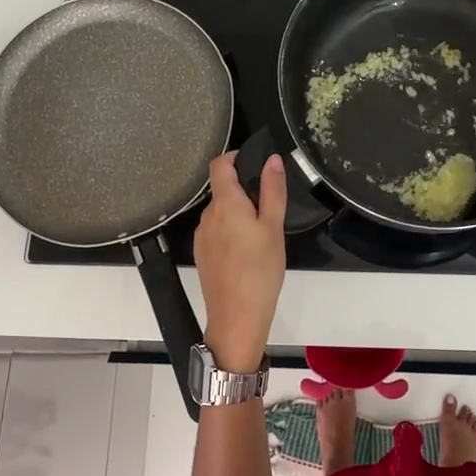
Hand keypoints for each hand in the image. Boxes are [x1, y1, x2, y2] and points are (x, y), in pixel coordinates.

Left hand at [193, 152, 286, 372]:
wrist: (237, 318)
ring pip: (220, 212)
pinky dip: (231, 231)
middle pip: (222, 189)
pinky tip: (248, 252)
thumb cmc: (260, 271)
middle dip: (243, 190)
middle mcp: (207, 216)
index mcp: (225, 204)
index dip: (235, 157)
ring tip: (262, 234)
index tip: (254, 163)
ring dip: (238, 213)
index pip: (219, 164)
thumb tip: (272, 159)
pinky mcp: (202, 254)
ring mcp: (202, 236)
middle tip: (270, 208)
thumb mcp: (273, 227)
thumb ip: (272, 190)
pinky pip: (216, 231)